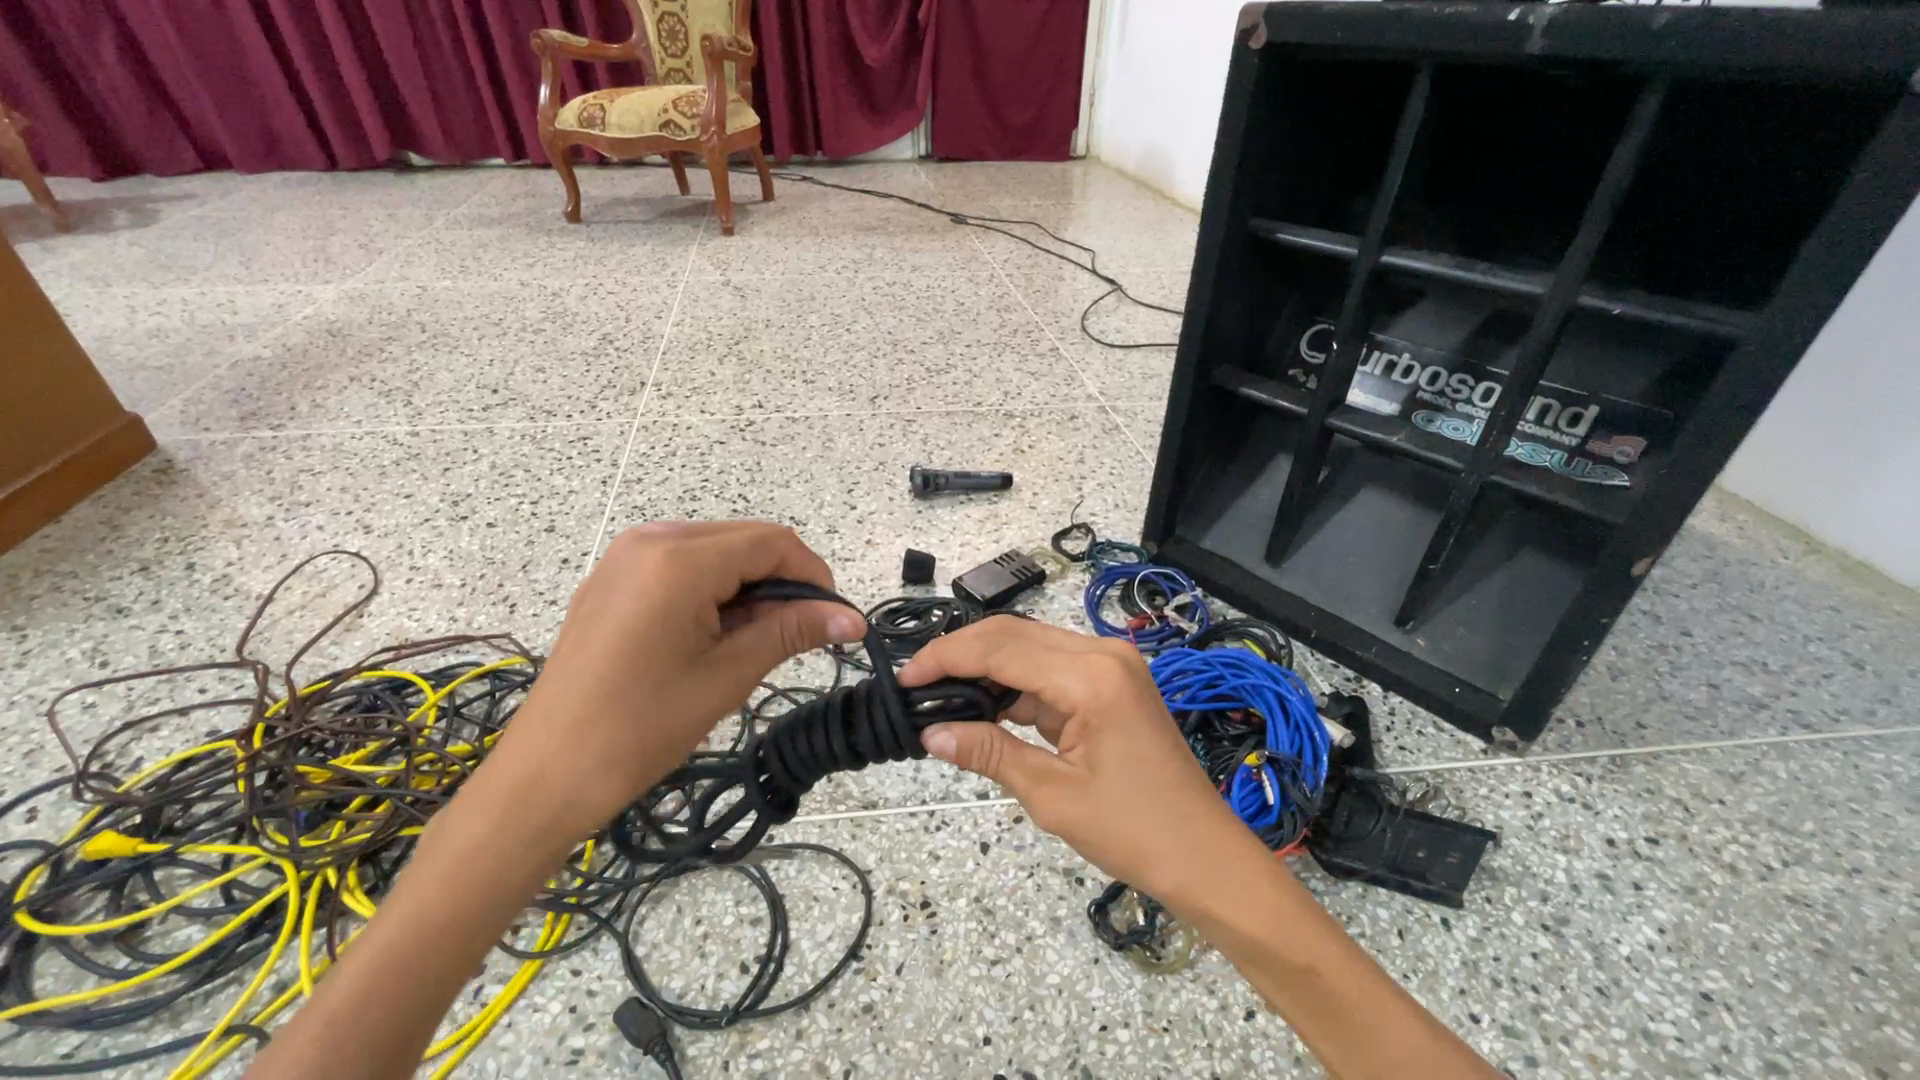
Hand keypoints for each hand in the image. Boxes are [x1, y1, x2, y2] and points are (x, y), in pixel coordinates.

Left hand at [488, 521, 864, 838]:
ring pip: (714, 552)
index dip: (814, 575)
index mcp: (678, 559)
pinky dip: (713, 590)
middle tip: (802, 634)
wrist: (548, 772)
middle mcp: (650, 541)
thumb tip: (853, 618)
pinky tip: (716, 635)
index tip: (836, 618)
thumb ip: (792, 631)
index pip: (771, 543)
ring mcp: (624, 558)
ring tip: (758, 641)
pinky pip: (680, 566)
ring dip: (749, 587)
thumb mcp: (727, 675)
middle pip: (743, 540)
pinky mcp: (611, 581)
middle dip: (783, 581)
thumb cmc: (643, 726)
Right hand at [898, 617, 1269, 904]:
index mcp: (1091, 675)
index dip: (946, 658)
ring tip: (941, 696)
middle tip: (916, 684)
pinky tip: (985, 707)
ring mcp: (1112, 666)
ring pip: (1031, 647)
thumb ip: (989, 753)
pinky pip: (1052, 670)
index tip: (905, 679)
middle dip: (961, 654)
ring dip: (987, 668)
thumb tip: (930, 733)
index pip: (1000, 647)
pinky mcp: (1113, 683)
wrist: (1204, 855)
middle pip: (1014, 634)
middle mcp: (1103, 654)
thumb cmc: (1134, 831)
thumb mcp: (1051, 794)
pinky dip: (1017, 686)